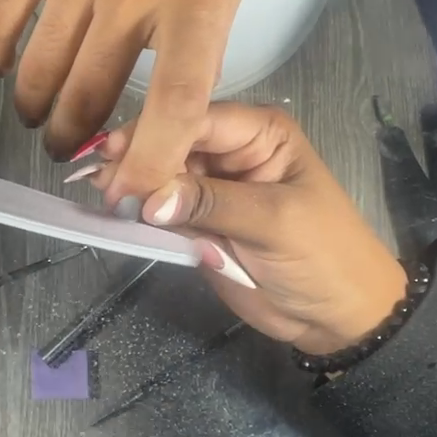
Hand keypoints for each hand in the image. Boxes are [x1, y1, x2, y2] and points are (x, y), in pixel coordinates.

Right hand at [89, 102, 407, 354]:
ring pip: (157, 176)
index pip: (196, 119)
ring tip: (102, 198)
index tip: (115, 157)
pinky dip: (136, 213)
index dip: (155, 135)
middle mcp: (228, 151)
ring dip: (130, 187)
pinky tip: (111, 213)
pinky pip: (159, 210)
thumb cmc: (324, 256)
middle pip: (169, 143)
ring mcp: (209, 187)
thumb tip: (151, 201)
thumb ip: (212, 204)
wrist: (336, 317)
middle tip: (100, 181)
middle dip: (135, 160)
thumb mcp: (275, 222)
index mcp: (258, 133)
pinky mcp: (194, 221)